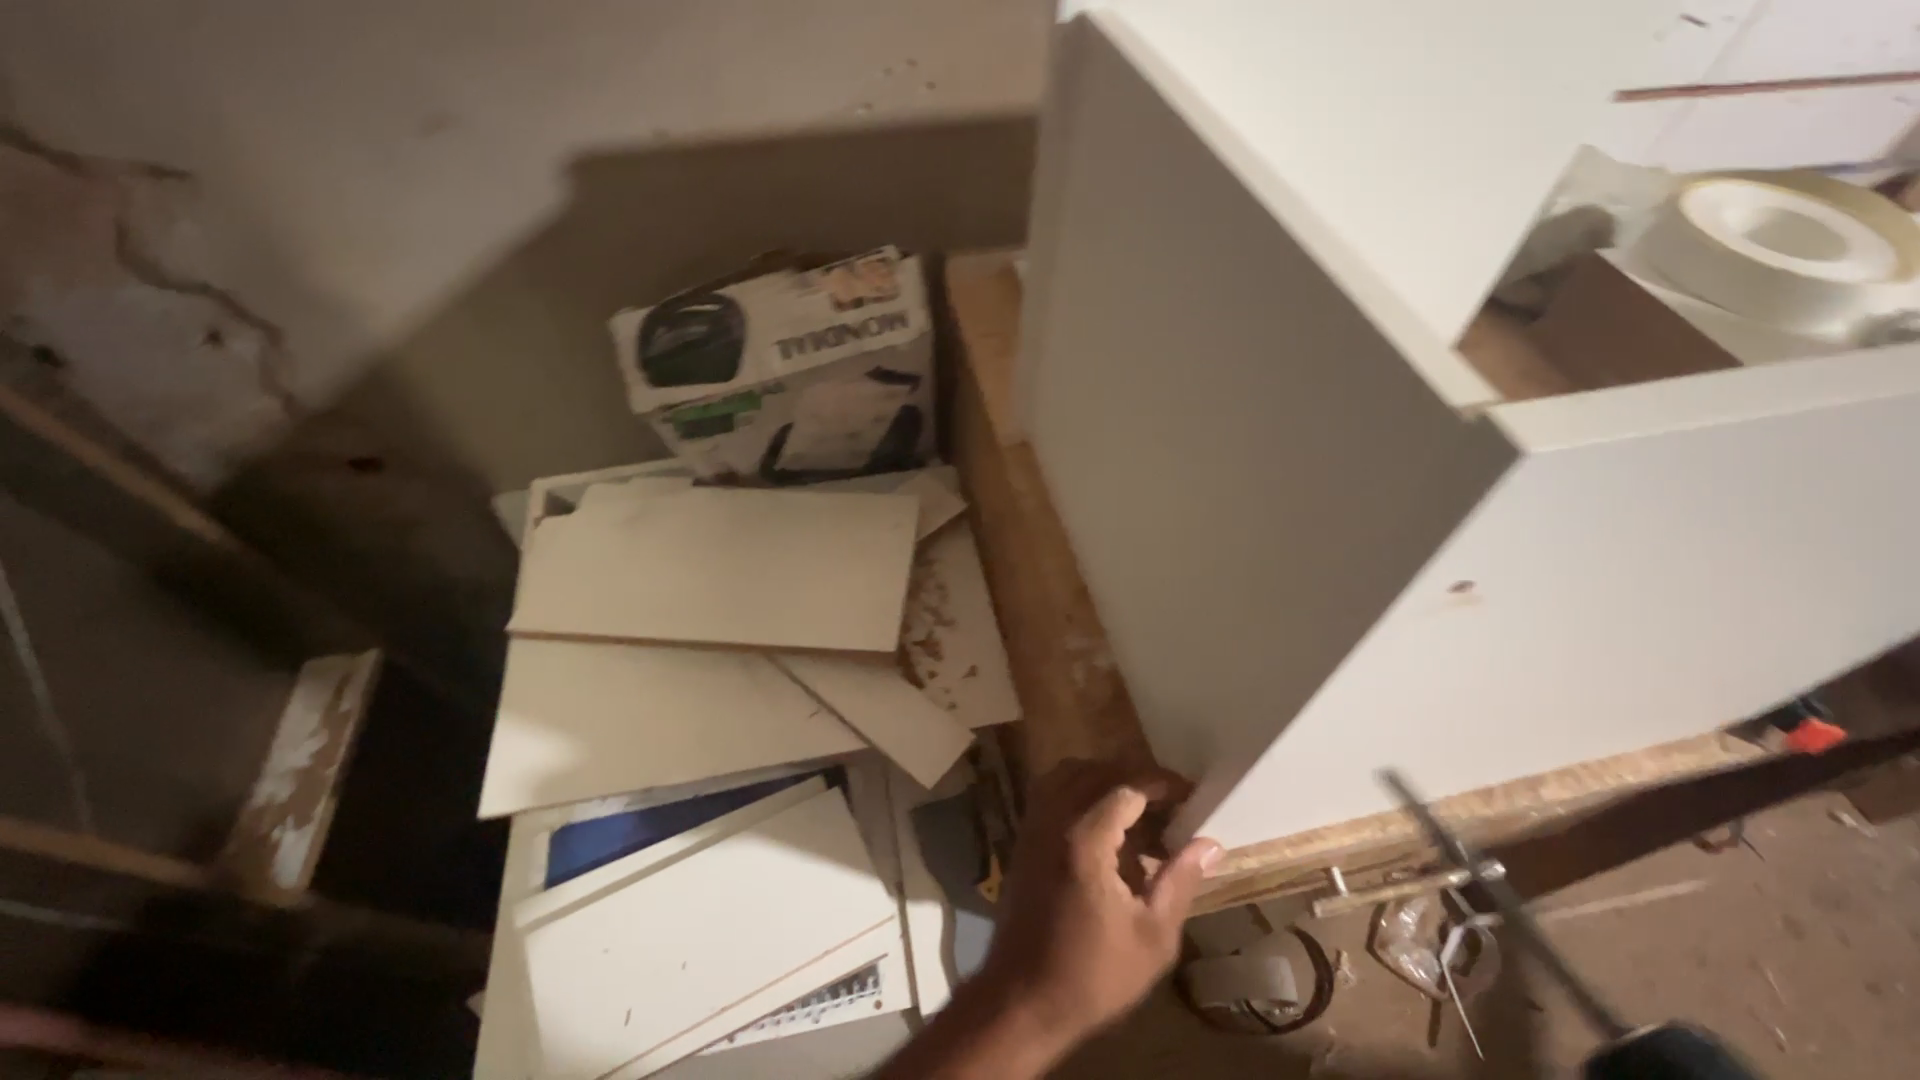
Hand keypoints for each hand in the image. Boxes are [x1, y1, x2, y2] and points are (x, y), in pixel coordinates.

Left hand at [978, 759, 1222, 1041]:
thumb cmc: (1093, 976)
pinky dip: (1076, 792)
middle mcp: (1052, 822)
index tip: (1190, 793)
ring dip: (1101, 778)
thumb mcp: (1152, 936)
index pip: (1126, 786)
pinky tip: (1103, 824)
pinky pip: (1048, 795)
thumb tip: (1209, 843)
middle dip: (1133, 775)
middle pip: (1094, 772)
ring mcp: (1031, 830)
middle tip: (1168, 799)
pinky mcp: (1021, 843)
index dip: (1161, 782)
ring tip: (1137, 806)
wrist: (1022, 1001)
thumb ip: (1179, 880)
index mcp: (1084, 840)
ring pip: (1065, 776)